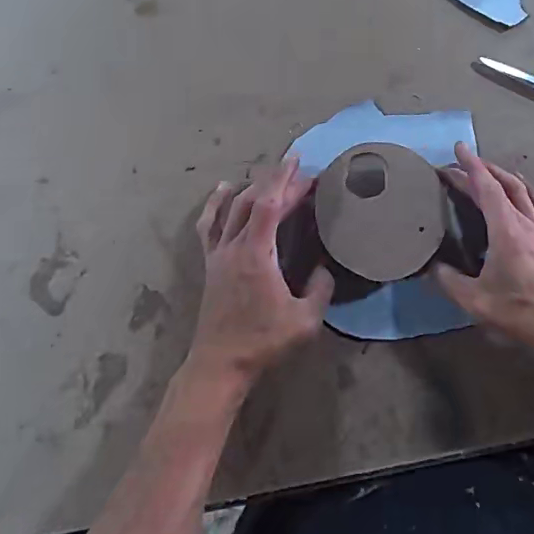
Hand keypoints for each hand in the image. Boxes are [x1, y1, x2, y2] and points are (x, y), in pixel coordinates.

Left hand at [188, 159, 334, 387]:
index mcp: (256, 255)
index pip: (269, 206)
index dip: (286, 183)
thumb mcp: (305, 321)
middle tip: (298, 168)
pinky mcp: (210, 264)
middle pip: (252, 200)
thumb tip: (324, 268)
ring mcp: (218, 254)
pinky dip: (216, 203)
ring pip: (232, 208)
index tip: (304, 168)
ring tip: (270, 173)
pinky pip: (209, 225)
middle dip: (276, 180)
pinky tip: (223, 189)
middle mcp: (234, 247)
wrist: (218, 365)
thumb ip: (320, 290)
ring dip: (253, 186)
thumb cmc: (263, 342)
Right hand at [434, 142, 533, 358]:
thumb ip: (449, 281)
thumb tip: (430, 266)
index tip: (458, 147)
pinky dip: (523, 190)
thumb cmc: (518, 312)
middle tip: (459, 165)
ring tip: (485, 171)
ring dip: (502, 175)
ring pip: (521, 190)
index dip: (471, 166)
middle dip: (481, 169)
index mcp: (506, 230)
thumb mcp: (475, 301)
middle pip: (503, 184)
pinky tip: (518, 191)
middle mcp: (524, 222)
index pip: (487, 187)